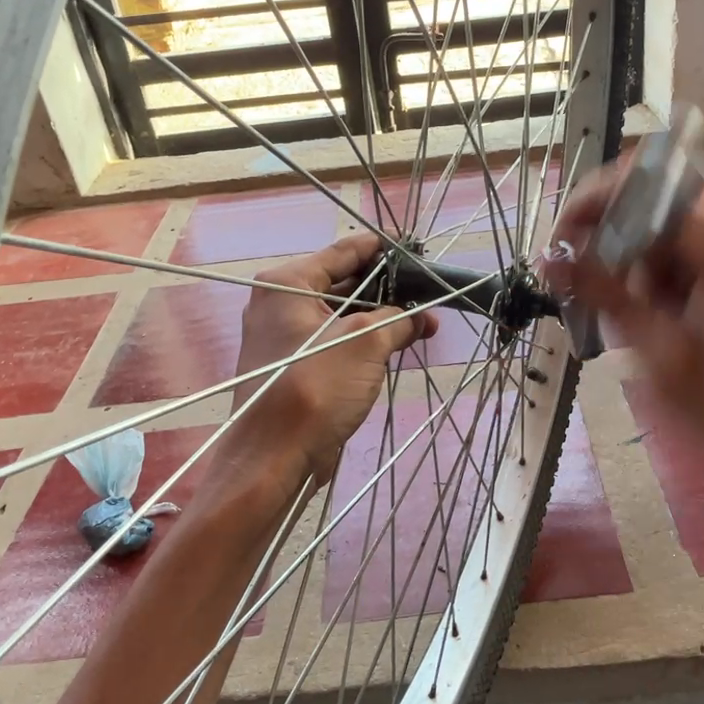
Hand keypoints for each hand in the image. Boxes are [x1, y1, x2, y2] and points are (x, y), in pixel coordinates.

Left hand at [226, 234, 437, 493]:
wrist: (274, 457)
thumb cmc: (315, 387)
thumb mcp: (365, 342)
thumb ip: (398, 319)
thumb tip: (421, 316)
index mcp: (286, 284)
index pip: (343, 251)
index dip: (383, 247)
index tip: (417, 246)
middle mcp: (281, 303)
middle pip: (344, 282)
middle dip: (389, 288)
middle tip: (428, 289)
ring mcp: (287, 337)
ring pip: (344, 315)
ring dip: (383, 318)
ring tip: (426, 322)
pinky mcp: (297, 366)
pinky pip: (339, 341)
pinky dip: (368, 341)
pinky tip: (401, 343)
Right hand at [555, 168, 703, 533]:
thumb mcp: (672, 367)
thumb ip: (609, 298)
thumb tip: (555, 259)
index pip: (638, 183)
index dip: (586, 209)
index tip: (559, 252)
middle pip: (667, 200)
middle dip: (625, 247)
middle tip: (607, 309)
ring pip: (696, 220)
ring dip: (661, 262)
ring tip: (661, 329)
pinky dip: (697, 267)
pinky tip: (699, 320)